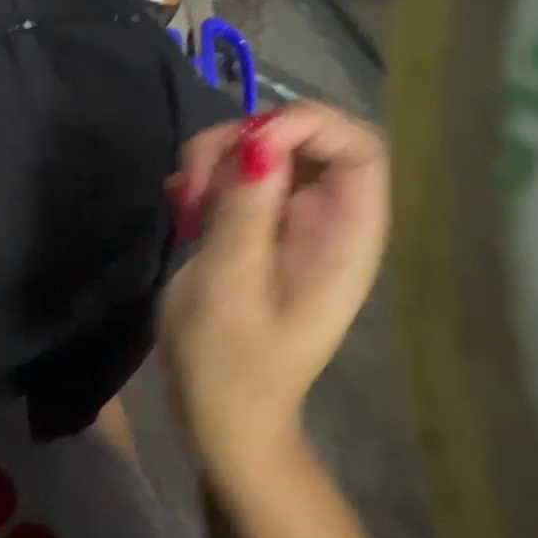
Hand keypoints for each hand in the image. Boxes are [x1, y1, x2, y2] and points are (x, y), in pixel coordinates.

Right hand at [157, 102, 389, 480]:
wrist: (219, 412)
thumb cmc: (232, 361)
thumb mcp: (232, 282)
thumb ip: (247, 207)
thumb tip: (259, 138)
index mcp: (345, 235)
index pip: (358, 147)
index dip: (307, 125)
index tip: (245, 142)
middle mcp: (323, 219)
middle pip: (299, 138)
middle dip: (241, 141)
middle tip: (194, 179)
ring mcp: (286, 220)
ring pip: (258, 151)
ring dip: (212, 159)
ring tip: (182, 201)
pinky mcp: (251, 225)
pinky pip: (232, 174)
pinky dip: (201, 176)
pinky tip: (180, 208)